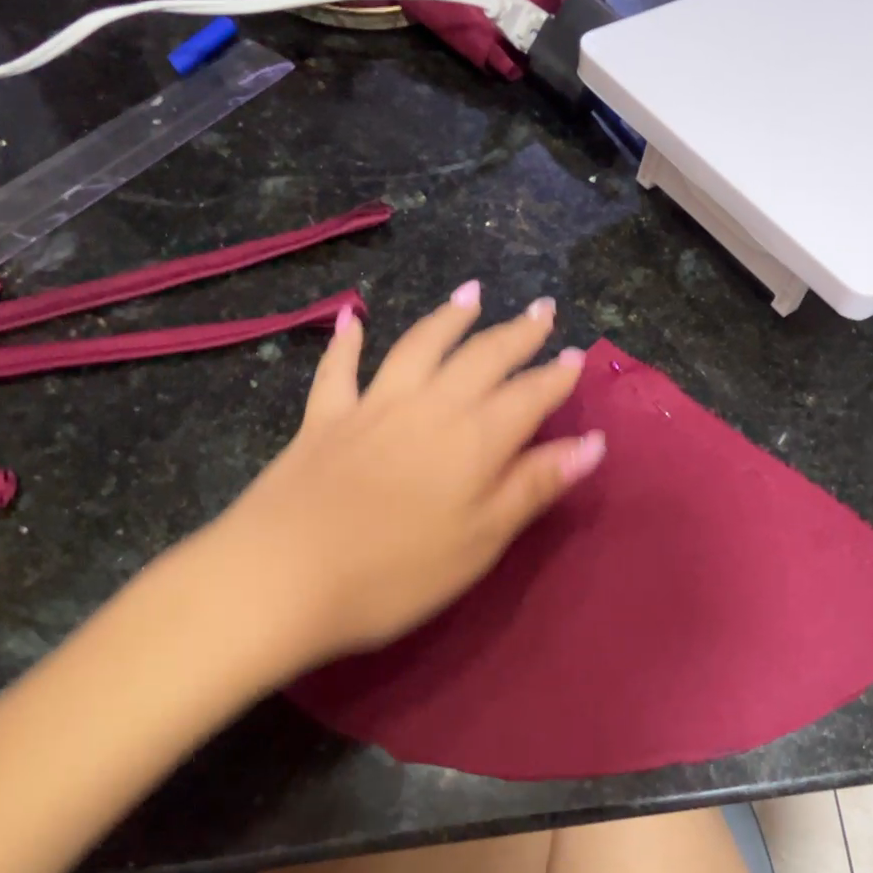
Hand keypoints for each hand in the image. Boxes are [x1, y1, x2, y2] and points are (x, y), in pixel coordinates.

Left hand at [200, 281, 600, 673]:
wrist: (280, 579)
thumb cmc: (396, 573)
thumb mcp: (482, 540)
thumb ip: (534, 485)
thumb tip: (592, 442)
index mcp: (475, 440)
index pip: (528, 396)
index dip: (555, 377)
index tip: (577, 357)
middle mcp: (429, 408)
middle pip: (481, 359)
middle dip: (516, 333)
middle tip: (542, 309)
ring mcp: (372, 408)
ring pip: (418, 348)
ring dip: (448, 318)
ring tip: (471, 293)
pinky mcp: (322, 421)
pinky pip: (338, 370)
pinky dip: (348, 341)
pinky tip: (353, 318)